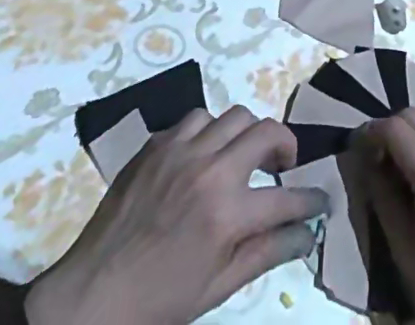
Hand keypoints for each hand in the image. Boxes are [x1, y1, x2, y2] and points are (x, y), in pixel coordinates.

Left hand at [24, 106, 329, 324]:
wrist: (93, 291)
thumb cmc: (161, 298)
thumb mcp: (220, 285)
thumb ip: (267, 252)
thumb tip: (308, 233)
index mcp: (229, 214)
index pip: (289, 199)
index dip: (312, 199)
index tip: (321, 200)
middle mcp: (210, 170)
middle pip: (265, 131)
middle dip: (286, 144)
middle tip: (282, 165)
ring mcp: (181, 151)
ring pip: (231, 116)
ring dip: (245, 134)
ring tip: (241, 156)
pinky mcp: (156, 144)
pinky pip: (194, 120)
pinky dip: (209, 132)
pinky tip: (203, 155)